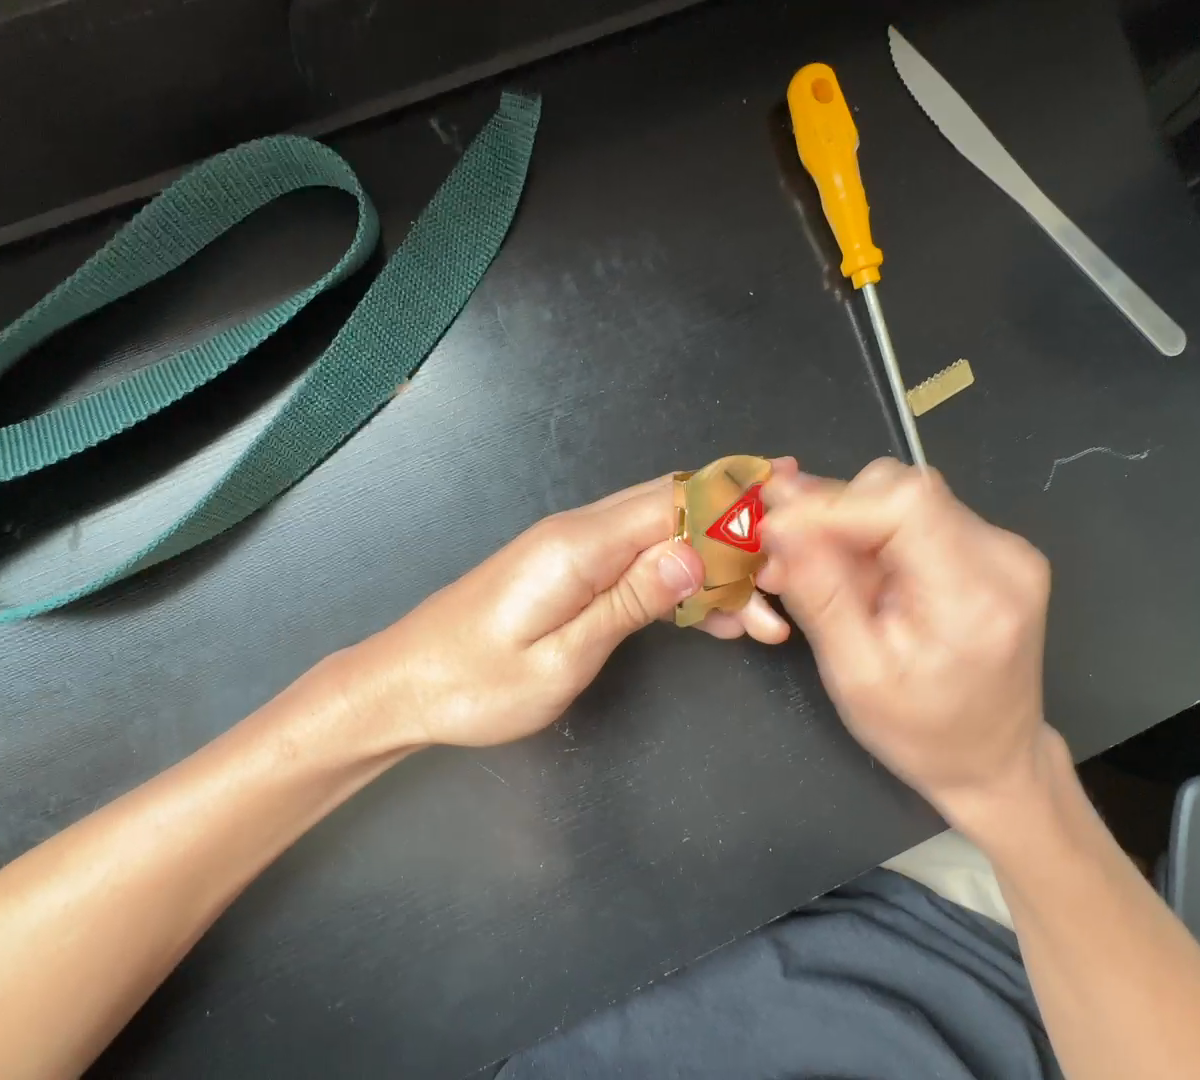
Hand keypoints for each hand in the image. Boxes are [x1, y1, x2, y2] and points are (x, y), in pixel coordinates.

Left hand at [353, 465, 793, 748]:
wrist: (402, 687)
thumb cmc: (473, 686)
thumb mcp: (560, 658)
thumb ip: (629, 602)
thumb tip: (697, 554)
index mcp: (579, 546)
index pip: (677, 502)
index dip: (740, 498)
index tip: (797, 498)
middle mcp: (579, 533)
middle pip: (677, 511)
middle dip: (740, 538)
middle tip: (792, 578)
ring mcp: (572, 551)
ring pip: (663, 541)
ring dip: (716, 572)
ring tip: (764, 620)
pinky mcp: (566, 573)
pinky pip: (637, 566)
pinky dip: (680, 587)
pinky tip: (714, 621)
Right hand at [759, 458, 1057, 825]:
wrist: (993, 760)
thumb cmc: (920, 732)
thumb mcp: (855, 674)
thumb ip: (820, 592)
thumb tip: (780, 521)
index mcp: (973, 592)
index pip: (902, 501)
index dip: (830, 503)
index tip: (776, 529)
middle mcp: (1002, 555)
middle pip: (902, 488)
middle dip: (835, 514)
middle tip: (789, 560)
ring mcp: (1005, 549)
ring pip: (906, 496)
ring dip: (851, 526)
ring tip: (823, 576)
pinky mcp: (994, 551)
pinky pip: (920, 516)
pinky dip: (876, 537)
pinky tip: (862, 578)